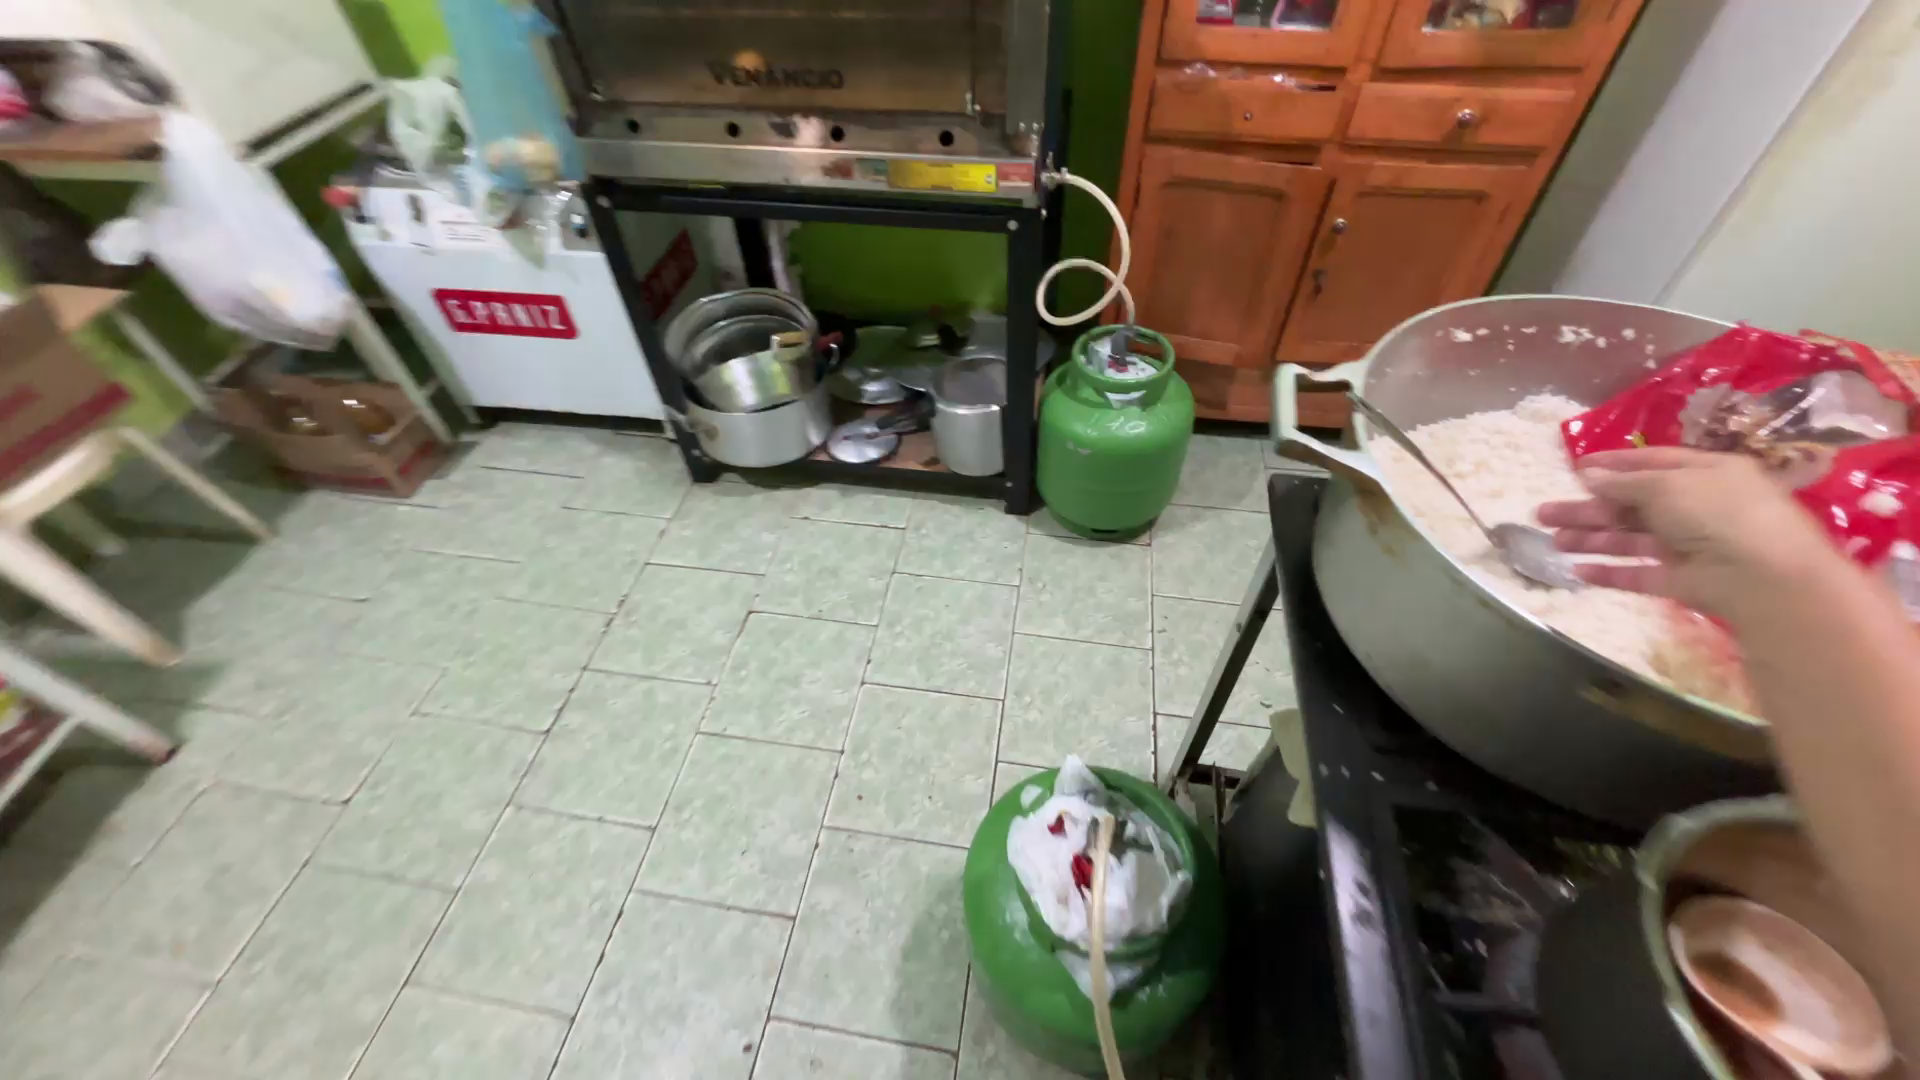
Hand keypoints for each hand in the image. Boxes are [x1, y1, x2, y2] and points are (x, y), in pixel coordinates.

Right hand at [1536, 447, 1848, 620]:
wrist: (1764, 577)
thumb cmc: (1720, 514)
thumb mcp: (1667, 485)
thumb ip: (1623, 482)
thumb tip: (1588, 475)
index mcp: (1707, 475)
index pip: (1654, 464)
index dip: (1614, 464)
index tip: (1575, 467)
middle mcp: (1699, 508)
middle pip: (1632, 505)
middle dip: (1587, 508)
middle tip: (1543, 513)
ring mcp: (1690, 546)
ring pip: (1629, 539)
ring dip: (1590, 538)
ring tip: (1553, 541)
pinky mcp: (1681, 580)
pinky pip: (1638, 573)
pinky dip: (1609, 572)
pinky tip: (1578, 571)